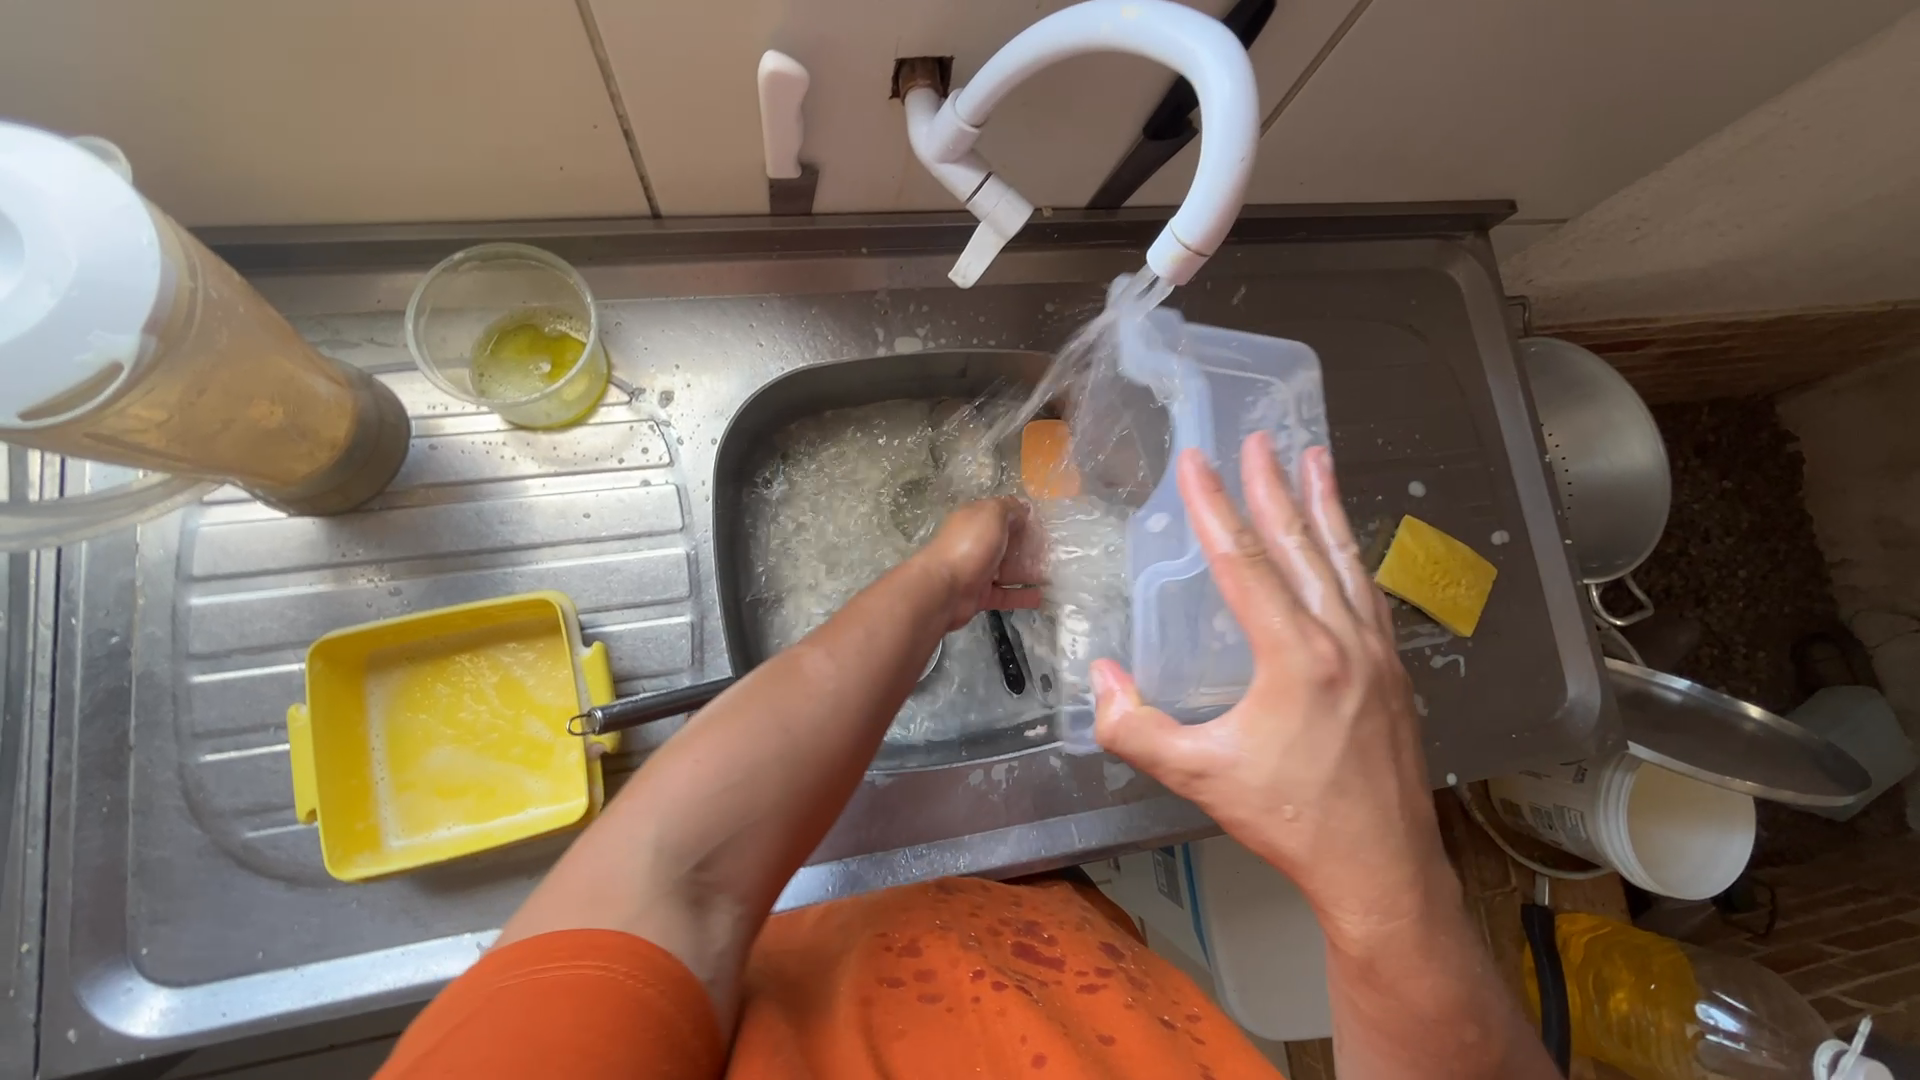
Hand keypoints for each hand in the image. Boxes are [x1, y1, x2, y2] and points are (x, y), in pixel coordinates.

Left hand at [917, 496, 1044, 630]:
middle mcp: (974, 543)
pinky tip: (1041, 597)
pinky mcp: (979, 595)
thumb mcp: (992, 513)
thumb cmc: (970, 544)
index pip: (1001, 515)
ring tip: (1053, 574)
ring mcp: (976, 570)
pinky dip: (1022, 596)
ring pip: (1006, 570)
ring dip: (1028, 571)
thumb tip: (1023, 508)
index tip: (1045, 525)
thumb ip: (1009, 508)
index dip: (1022, 518)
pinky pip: (1005, 594)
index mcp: (975, 520)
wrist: (943, 588)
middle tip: (1054, 551)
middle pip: (1006, 543)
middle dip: (1028, 546)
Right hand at [1092, 437, 1451, 948]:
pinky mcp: (1394, 672)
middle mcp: (1343, 640)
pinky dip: (1350, 556)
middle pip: (1301, 546)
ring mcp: (1378, 653)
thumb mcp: (1196, 776)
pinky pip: (1368, 594)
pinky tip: (1343, 545)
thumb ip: (1134, 727)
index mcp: (1296, 655)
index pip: (1245, 562)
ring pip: (1345, 562)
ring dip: (1325, 507)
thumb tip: (1098, 677)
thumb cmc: (1289, 819)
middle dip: (1275, 487)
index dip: (1215, 507)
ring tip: (1316, 459)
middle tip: (1261, 438)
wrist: (1382, 869)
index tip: (1198, 460)